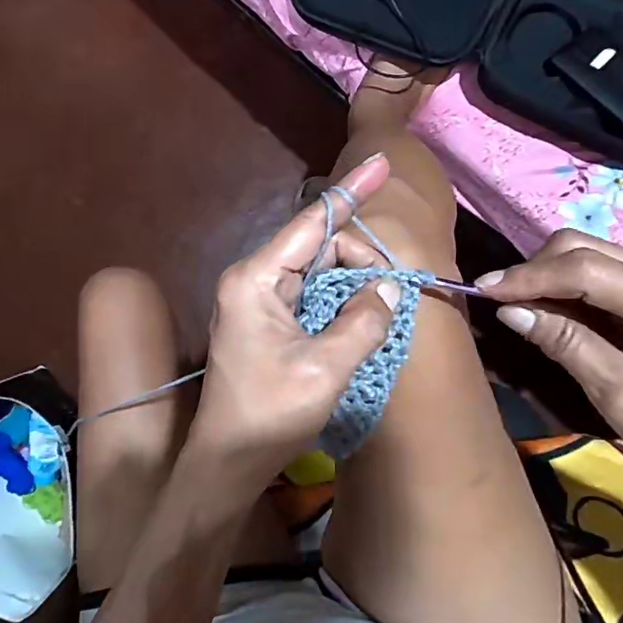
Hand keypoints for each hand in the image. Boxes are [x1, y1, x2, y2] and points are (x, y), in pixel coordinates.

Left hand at [188, 154, 402, 487]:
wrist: (229, 460)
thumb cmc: (270, 415)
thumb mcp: (325, 369)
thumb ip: (362, 321)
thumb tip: (388, 288)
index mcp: (256, 279)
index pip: (310, 223)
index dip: (351, 194)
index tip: (381, 162)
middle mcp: (254, 278)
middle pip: (317, 244)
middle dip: (360, 255)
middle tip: (393, 287)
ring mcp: (260, 298)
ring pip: (318, 268)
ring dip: (353, 277)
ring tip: (384, 296)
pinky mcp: (269, 318)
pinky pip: (312, 291)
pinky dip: (341, 296)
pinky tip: (365, 306)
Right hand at [476, 230, 622, 498]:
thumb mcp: (621, 398)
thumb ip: (568, 346)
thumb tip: (510, 310)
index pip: (590, 270)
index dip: (532, 276)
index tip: (484, 288)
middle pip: (587, 248)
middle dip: (537, 270)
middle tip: (500, 300)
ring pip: (588, 253)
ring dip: (547, 274)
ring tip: (518, 305)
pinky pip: (598, 271)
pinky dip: (563, 285)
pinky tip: (546, 308)